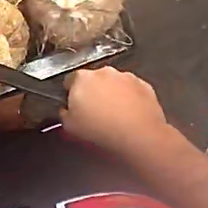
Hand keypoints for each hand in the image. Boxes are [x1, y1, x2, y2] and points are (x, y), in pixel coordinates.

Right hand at [61, 67, 178, 159]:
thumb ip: (64, 113)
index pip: (71, 80)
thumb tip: (66, 111)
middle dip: (93, 92)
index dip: (71, 93)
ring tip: (114, 116)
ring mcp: (125, 77)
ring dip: (112, 95)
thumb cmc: (102, 129)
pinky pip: (132, 90)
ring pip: (114, 83)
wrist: (137, 134)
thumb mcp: (69, 127)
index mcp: (82, 79)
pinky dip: (130, 99)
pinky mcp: (143, 85)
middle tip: (94, 113)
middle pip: (94, 80)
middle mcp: (104, 72)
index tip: (74, 104)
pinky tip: (129, 115)